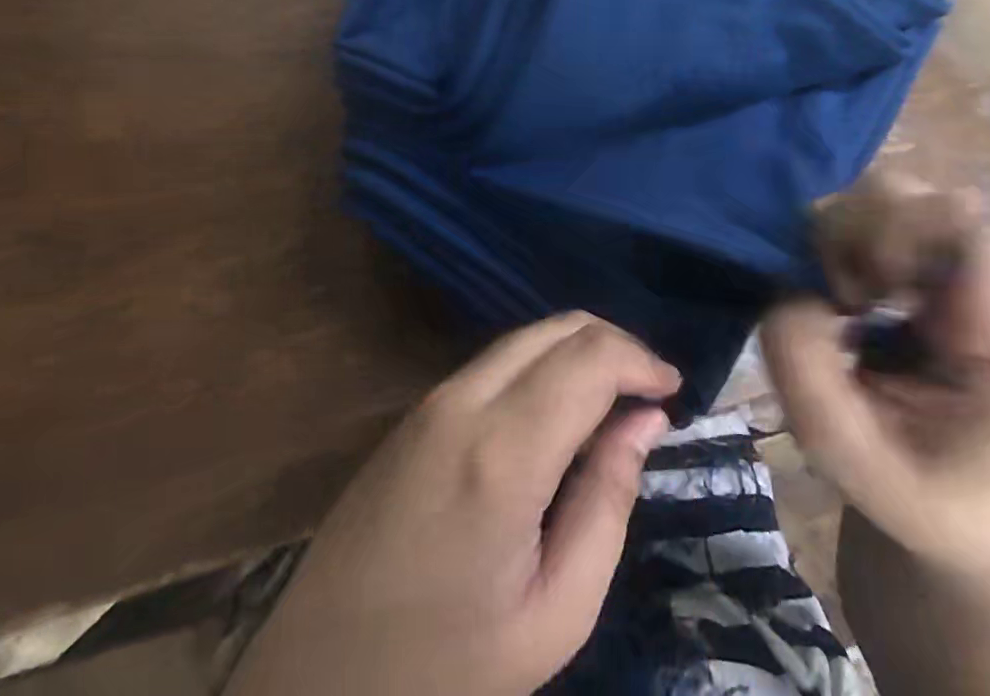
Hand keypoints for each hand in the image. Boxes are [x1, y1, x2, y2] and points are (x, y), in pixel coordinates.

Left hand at [228, 313, 679, 695]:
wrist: (316, 685)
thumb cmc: (448, 666)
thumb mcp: (558, 609)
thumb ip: (609, 500)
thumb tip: (644, 420)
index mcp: (503, 454)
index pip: (591, 358)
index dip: (644, 361)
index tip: (673, 393)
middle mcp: (462, 405)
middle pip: (560, 329)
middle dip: (617, 346)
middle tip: (649, 394)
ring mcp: (429, 404)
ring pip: (526, 338)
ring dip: (580, 353)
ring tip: (613, 404)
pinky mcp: (411, 416)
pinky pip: (494, 363)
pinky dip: (543, 366)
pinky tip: (558, 413)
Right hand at [763, 178, 989, 578]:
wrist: (955, 523)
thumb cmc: (910, 502)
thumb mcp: (840, 451)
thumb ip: (803, 365)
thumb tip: (791, 285)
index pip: (973, 235)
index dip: (897, 238)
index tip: (855, 293)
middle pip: (944, 206)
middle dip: (873, 236)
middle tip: (847, 300)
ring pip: (922, 205)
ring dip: (866, 238)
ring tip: (852, 300)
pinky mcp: (968, 282)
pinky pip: (912, 227)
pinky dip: (869, 246)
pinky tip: (863, 296)